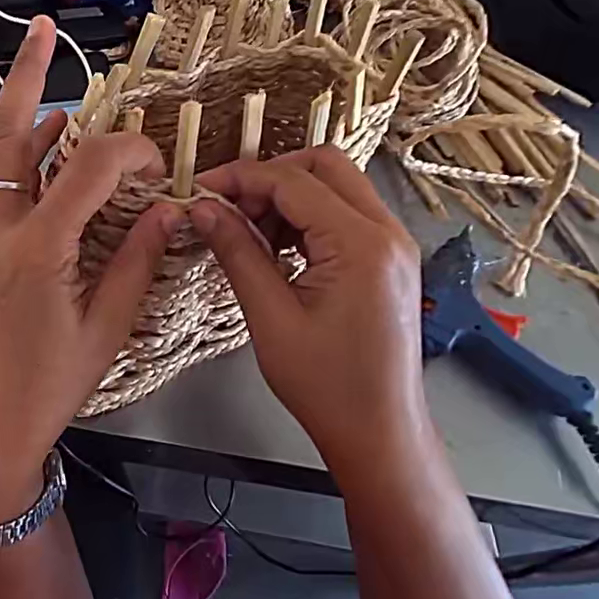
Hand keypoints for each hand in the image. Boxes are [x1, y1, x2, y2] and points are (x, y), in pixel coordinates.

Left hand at [0, 18, 177, 524]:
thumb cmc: (48, 384)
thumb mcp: (106, 325)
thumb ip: (137, 260)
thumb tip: (170, 210)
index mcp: (40, 245)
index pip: (89, 165)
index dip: (130, 149)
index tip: (160, 165)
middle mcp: (5, 227)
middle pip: (13, 134)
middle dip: (26, 75)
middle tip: (41, 28)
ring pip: (5, 155)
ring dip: (31, 113)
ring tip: (55, 77)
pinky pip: (7, 185)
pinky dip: (30, 156)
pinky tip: (53, 146)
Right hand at [190, 148, 426, 476]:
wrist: (381, 432)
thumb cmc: (328, 387)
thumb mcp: (271, 318)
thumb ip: (238, 253)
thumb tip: (206, 209)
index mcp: (361, 245)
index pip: (294, 182)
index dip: (242, 178)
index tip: (204, 188)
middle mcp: (387, 233)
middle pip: (325, 166)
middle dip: (271, 176)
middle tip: (231, 206)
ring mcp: (394, 244)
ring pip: (337, 186)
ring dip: (290, 197)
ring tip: (251, 233)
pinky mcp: (390, 259)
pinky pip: (346, 215)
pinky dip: (309, 218)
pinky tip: (280, 249)